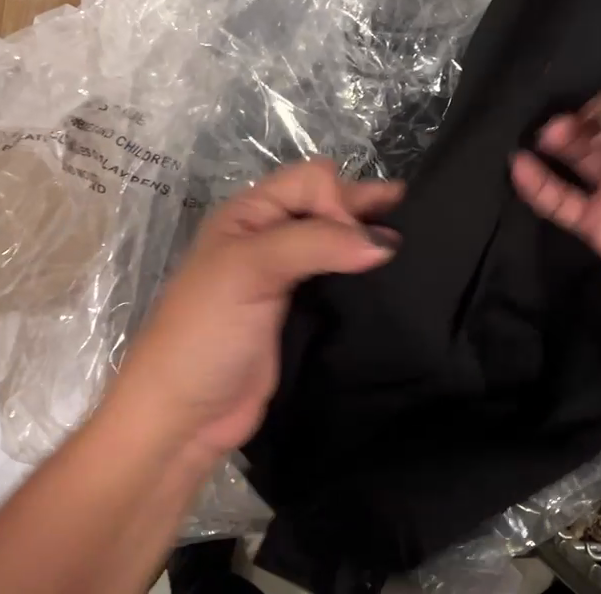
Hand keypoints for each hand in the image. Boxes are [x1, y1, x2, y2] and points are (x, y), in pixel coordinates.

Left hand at [108, 161, 402, 457]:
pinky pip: (343, 281)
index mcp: (249, 215)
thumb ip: (316, 244)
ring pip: (339, 241)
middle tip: (417, 217)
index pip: (311, 181)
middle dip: (366, 207)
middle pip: (328, 204)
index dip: (338, 200)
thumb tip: (384, 242)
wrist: (183, 419)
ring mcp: (289, 277)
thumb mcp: (250, 271)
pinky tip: (397, 279)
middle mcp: (271, 237)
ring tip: (417, 244)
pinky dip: (368, 275)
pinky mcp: (305, 314)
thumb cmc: (206, 334)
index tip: (355, 240)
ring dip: (370, 238)